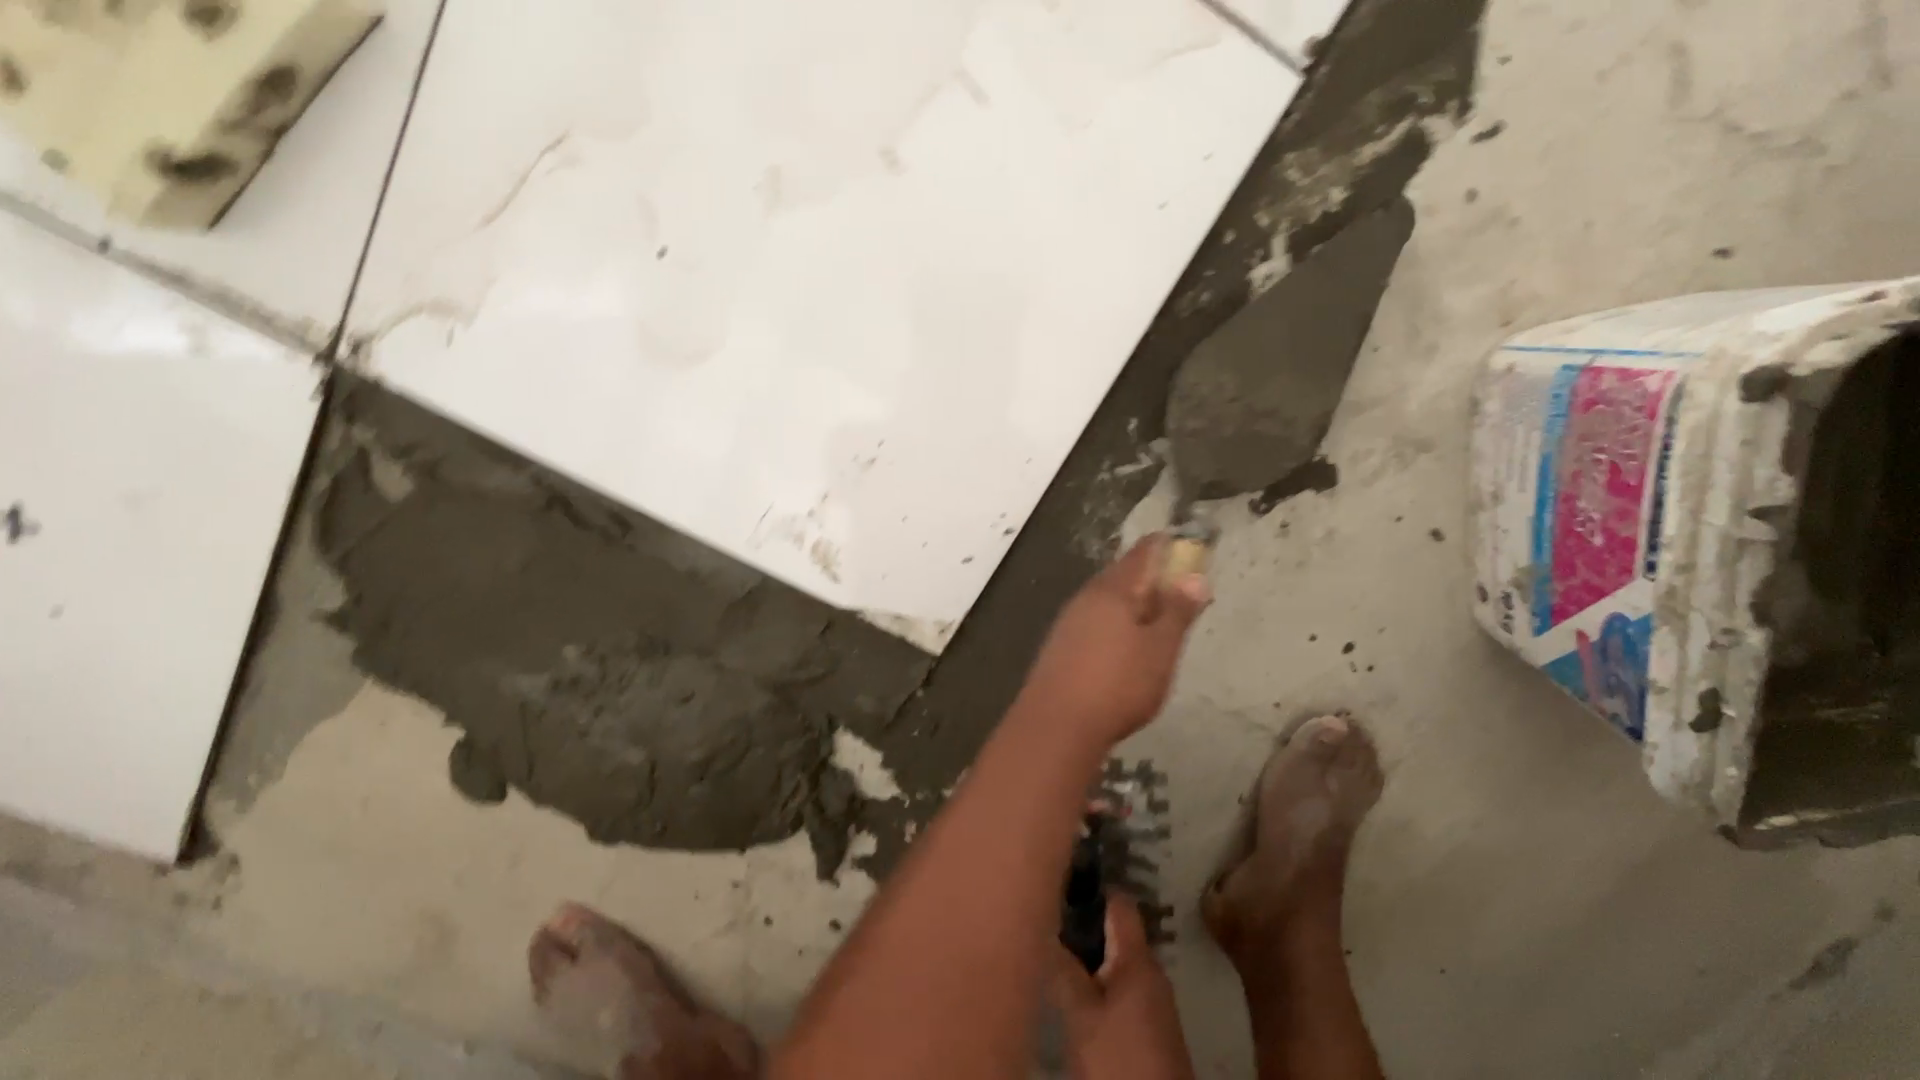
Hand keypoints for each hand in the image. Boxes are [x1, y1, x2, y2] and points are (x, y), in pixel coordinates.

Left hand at [1021, 534, 1211, 747]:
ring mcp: (1068, 623)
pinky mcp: (1060, 649)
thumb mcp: (1160, 649)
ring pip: (1107, 603)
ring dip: (1133, 606)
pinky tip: (1125, 649)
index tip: (1189, 549)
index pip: (1143, 553)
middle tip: (1180, 592)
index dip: (1167, 547)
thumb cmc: (1118, 684)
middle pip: (1122, 577)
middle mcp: (1085, 598)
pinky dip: (1116, 627)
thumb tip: (1194, 576)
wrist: (1056, 727)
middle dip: (1151, 580)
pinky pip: (1095, 624)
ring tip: (1158, 623)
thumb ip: (1177, 611)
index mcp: (1112, 589)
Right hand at [1048, 895, 1195, 1079]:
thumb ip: (1062, 970)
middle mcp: (1151, 970)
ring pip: (1117, 960)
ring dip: (1089, 954)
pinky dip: (1098, 979)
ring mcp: (1153, 997)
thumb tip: (1043, 927)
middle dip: (1084, 924)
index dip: (1092, 890)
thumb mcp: (1081, 1015)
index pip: (1120, 904)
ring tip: (1053, 951)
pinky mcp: (1150, 1021)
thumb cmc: (1120, 1057)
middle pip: (1117, 931)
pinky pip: (1122, 984)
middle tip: (1047, 920)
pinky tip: (1074, 989)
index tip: (1061, 883)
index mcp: (1138, 959)